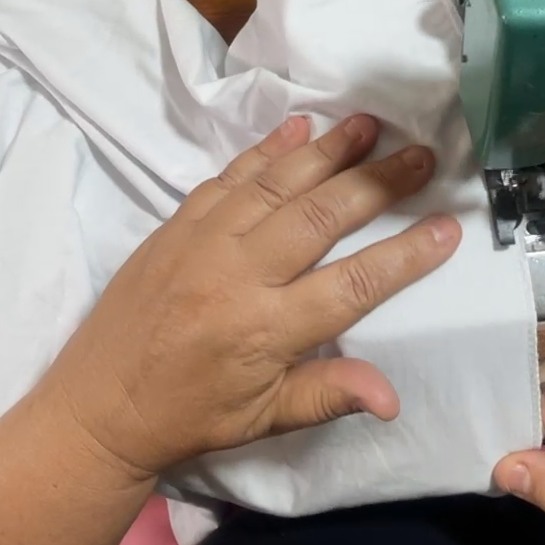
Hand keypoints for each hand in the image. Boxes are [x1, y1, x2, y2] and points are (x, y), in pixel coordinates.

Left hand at [42, 114, 460, 480]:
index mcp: (265, 329)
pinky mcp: (177, 224)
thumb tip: (395, 398)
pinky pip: (228, 177)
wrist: (96, 405)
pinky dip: (265, 148)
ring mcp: (203, 240)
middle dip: (378, 182)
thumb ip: (328, 396)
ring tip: (369, 124)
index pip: (353, 283)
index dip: (406, 255)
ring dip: (327, 150)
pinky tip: (297, 126)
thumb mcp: (262, 421)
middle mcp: (238, 274)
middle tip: (420, 154)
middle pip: (321, 215)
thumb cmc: (187, 416)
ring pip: (277, 183)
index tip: (448, 225)